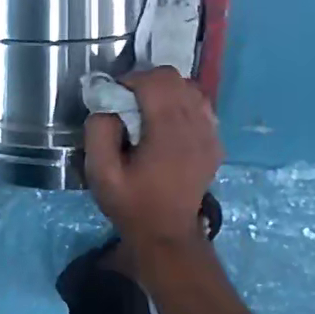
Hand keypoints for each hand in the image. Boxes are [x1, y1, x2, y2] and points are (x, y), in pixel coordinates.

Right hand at [84, 66, 222, 252]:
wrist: (167, 235)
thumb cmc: (131, 203)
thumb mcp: (100, 172)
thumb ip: (99, 132)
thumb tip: (108, 106)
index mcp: (169, 133)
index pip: (157, 81)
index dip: (131, 80)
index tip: (116, 98)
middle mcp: (196, 128)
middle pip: (175, 78)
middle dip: (147, 81)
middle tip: (129, 103)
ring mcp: (210, 135)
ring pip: (190, 88)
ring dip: (166, 91)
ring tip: (148, 111)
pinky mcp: (215, 143)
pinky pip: (201, 106)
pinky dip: (182, 104)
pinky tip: (168, 124)